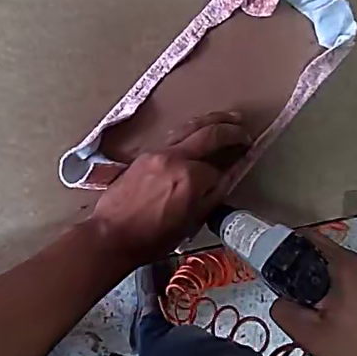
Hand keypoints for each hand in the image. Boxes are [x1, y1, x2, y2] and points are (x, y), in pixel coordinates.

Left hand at [88, 111, 249, 264]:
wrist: (111, 235)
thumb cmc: (152, 237)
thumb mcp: (191, 222)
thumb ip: (212, 196)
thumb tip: (226, 178)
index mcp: (190, 178)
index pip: (219, 169)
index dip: (228, 173)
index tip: (237, 169)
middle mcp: (175, 158)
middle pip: (209, 134)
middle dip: (231, 130)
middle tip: (245, 131)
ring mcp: (158, 153)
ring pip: (190, 127)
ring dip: (212, 119)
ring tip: (229, 117)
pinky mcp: (145, 155)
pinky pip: (174, 135)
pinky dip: (191, 129)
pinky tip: (198, 130)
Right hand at [271, 231, 356, 355]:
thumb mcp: (311, 336)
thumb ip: (285, 312)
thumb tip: (278, 301)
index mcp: (344, 265)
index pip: (303, 237)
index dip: (278, 247)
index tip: (264, 264)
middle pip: (315, 256)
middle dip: (294, 275)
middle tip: (282, 300)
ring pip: (327, 276)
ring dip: (311, 291)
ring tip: (305, 318)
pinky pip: (341, 289)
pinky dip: (327, 301)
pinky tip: (325, 326)